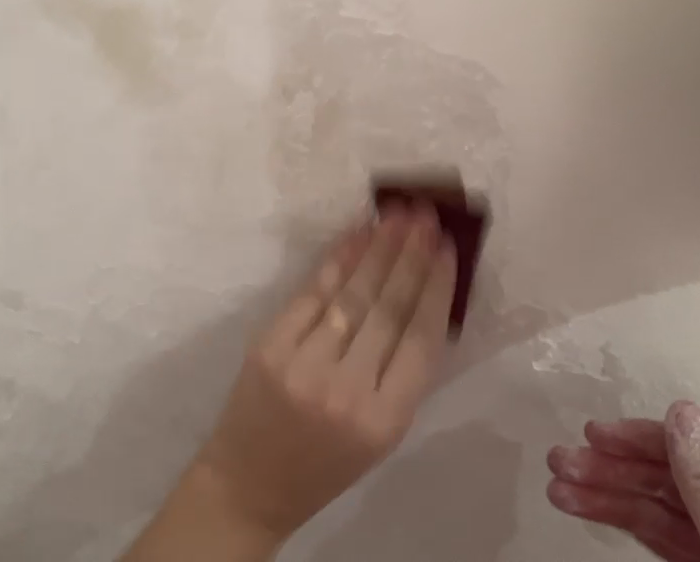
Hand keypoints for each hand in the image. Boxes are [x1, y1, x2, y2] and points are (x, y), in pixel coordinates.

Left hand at [123, 212, 457, 560]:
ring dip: (379, 248)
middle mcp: (346, 389)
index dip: (437, 289)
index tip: (449, 249)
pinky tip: (357, 234)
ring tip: (399, 214)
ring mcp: (303, 364)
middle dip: (412, 256)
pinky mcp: (270, 345)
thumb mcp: (383, 433)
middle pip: (388, 308)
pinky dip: (337, 260)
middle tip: (428, 216)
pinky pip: (312, 293)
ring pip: (351, 294)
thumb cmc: (328, 462)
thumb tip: (427, 296)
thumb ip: (405, 371)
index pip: (420, 340)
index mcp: (384, 420)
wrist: (250, 484)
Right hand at [546, 400, 699, 561]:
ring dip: (608, 494)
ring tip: (557, 488)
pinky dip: (622, 521)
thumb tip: (683, 412)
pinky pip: (660, 537)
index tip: (595, 435)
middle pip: (676, 481)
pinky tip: (585, 507)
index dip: (648, 441)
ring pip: (660, 508)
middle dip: (616, 470)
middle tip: (559, 460)